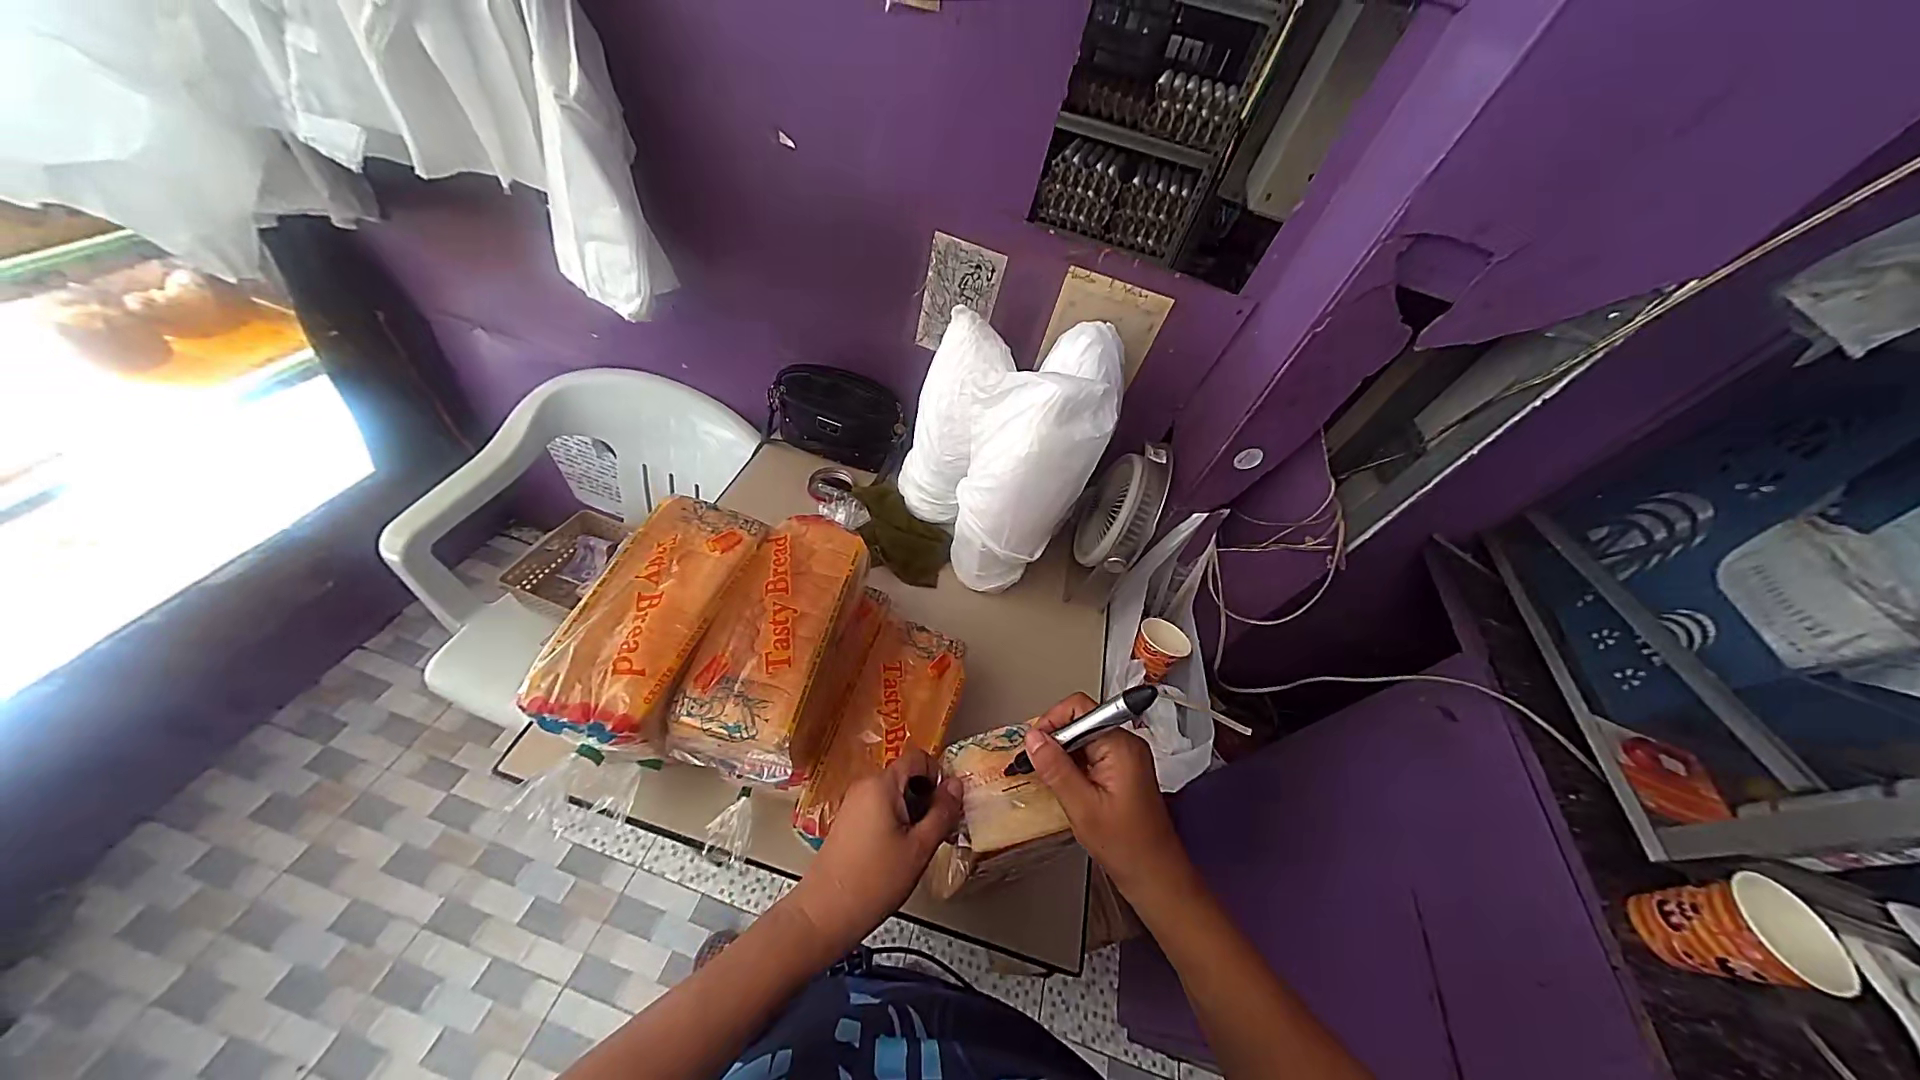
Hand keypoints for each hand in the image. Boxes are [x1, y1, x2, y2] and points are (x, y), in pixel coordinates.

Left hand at [786, 748, 961, 949]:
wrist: (825, 913)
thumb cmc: (875, 879)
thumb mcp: (920, 847)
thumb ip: (942, 812)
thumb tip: (956, 785)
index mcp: (881, 784)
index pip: (917, 757)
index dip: (938, 774)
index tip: (947, 804)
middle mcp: (864, 786)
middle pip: (905, 776)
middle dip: (926, 797)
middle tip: (939, 829)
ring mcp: (852, 804)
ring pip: (893, 794)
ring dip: (912, 811)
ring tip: (920, 845)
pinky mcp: (847, 822)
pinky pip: (879, 808)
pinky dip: (895, 821)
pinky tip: (899, 852)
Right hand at [1023, 693, 1194, 898]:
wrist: (1155, 876)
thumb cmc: (1127, 846)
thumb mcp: (1081, 806)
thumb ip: (1055, 768)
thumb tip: (1033, 737)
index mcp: (1120, 745)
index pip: (1079, 708)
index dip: (1052, 721)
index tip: (1034, 744)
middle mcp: (1126, 744)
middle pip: (1080, 720)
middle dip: (1055, 740)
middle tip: (1037, 764)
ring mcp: (1125, 756)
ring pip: (1082, 738)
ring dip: (1062, 755)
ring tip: (1051, 780)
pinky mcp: (1122, 769)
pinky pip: (1090, 754)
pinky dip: (1073, 765)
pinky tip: (1066, 787)